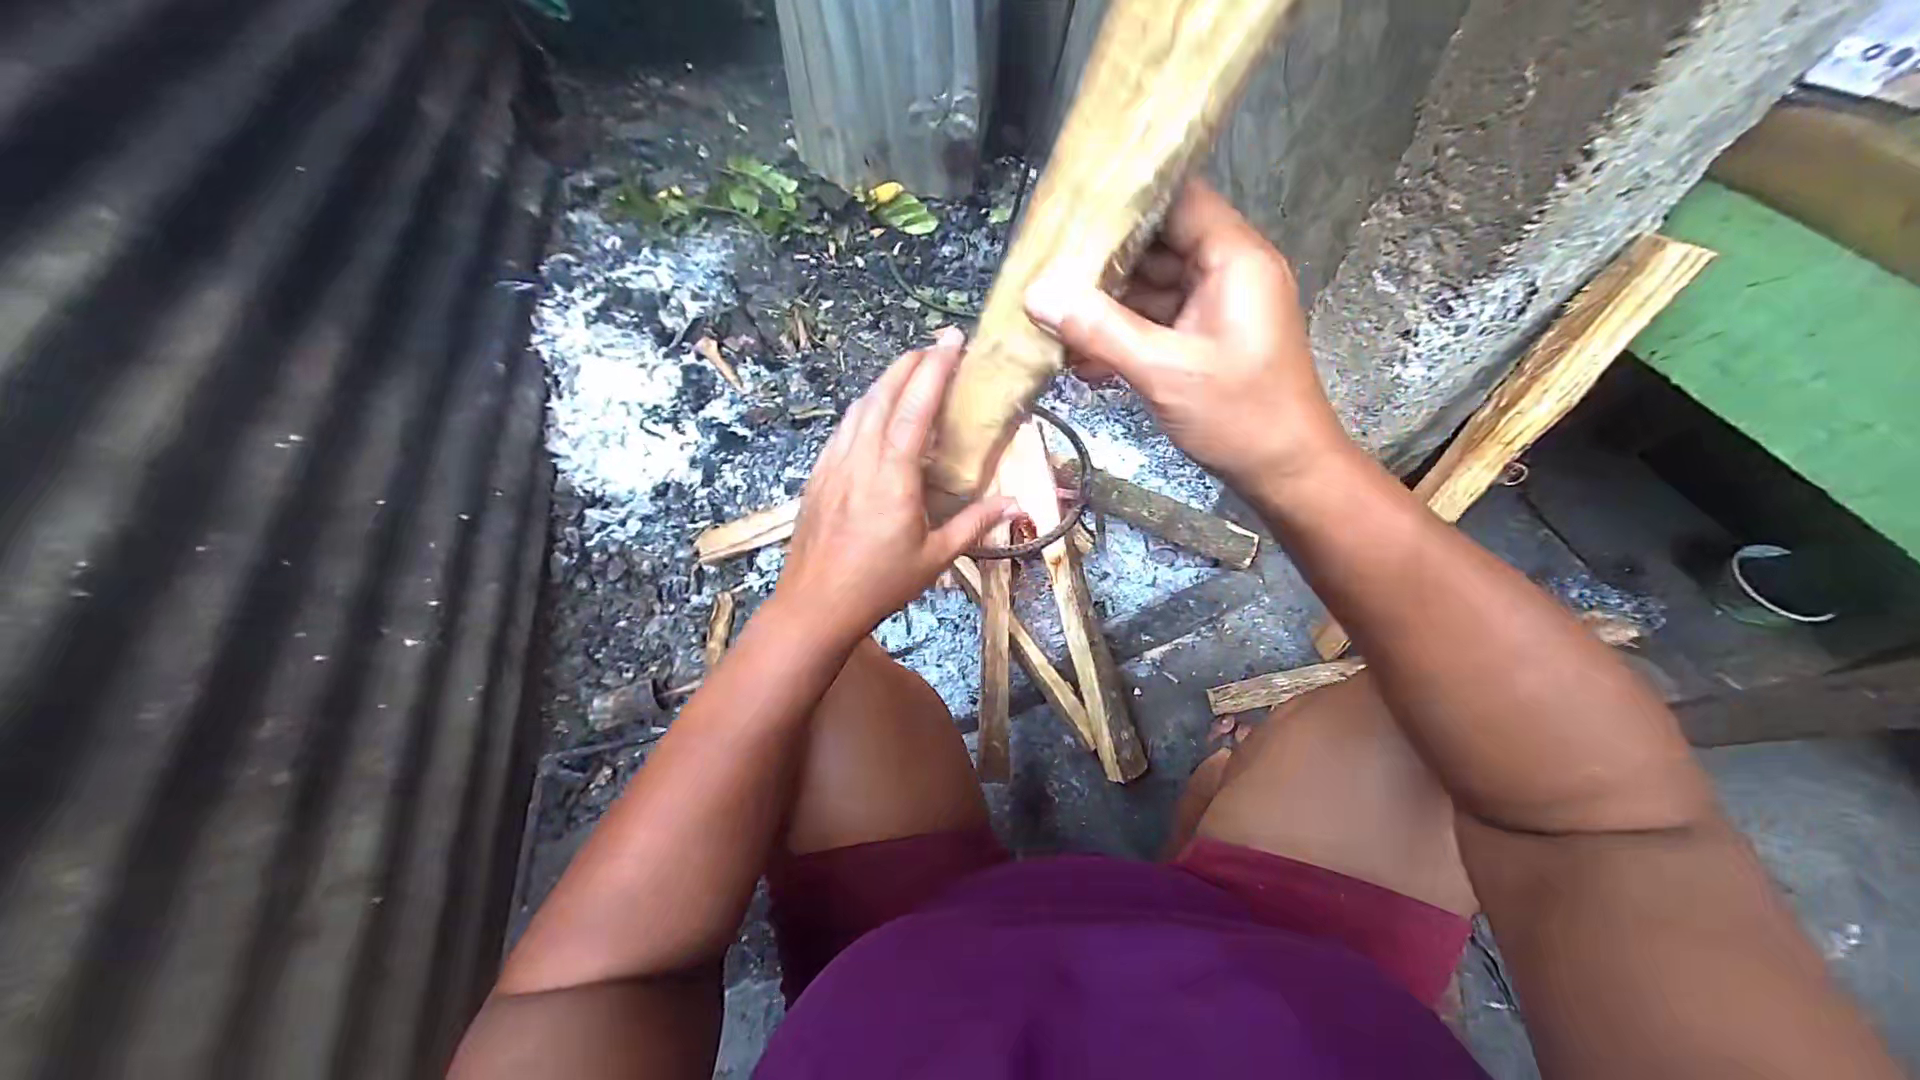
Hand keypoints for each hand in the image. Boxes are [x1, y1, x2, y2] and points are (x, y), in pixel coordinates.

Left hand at [774, 328, 1014, 641]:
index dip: (934, 369)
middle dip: (909, 365)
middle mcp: (859, 460)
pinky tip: (871, 413)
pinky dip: (862, 409)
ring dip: (884, 383)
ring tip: (908, 372)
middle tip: (934, 348)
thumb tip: (1017, 504)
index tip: (951, 341)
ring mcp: (833, 466)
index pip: (913, 408)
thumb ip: (975, 524)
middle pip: (882, 396)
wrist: (814, 605)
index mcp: (891, 476)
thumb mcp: (935, 558)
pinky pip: (842, 430)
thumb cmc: (879, 584)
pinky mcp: (818, 476)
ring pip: (858, 408)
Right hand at [1022, 179, 1350, 488]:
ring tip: (1051, 315)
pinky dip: (1121, 335)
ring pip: (1150, 288)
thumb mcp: (1164, 371)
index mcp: (1233, 258)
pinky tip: (1079, 354)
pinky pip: (1155, 323)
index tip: (1069, 206)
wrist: (1284, 472)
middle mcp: (1226, 272)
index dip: (1125, 198)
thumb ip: (1099, 330)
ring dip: (1105, 305)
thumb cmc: (1240, 415)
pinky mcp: (1203, 340)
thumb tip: (1037, 295)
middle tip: (1044, 267)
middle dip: (1102, 259)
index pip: (1177, 199)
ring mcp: (1214, 308)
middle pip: (1156, 245)